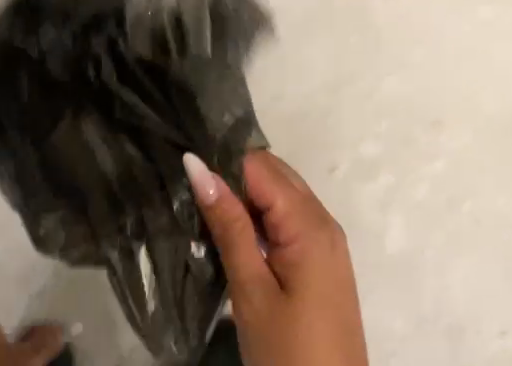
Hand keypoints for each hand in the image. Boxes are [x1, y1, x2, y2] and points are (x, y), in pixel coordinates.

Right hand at [183, 151, 369, 365]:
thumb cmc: (288, 353)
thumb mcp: (251, 291)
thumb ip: (228, 225)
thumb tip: (197, 165)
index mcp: (309, 223)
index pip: (260, 165)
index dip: (223, 166)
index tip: (185, 178)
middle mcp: (324, 221)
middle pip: (274, 174)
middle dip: (233, 178)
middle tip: (191, 200)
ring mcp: (327, 241)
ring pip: (281, 195)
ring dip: (246, 201)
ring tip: (205, 218)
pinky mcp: (323, 262)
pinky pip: (289, 220)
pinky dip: (262, 221)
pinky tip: (234, 240)